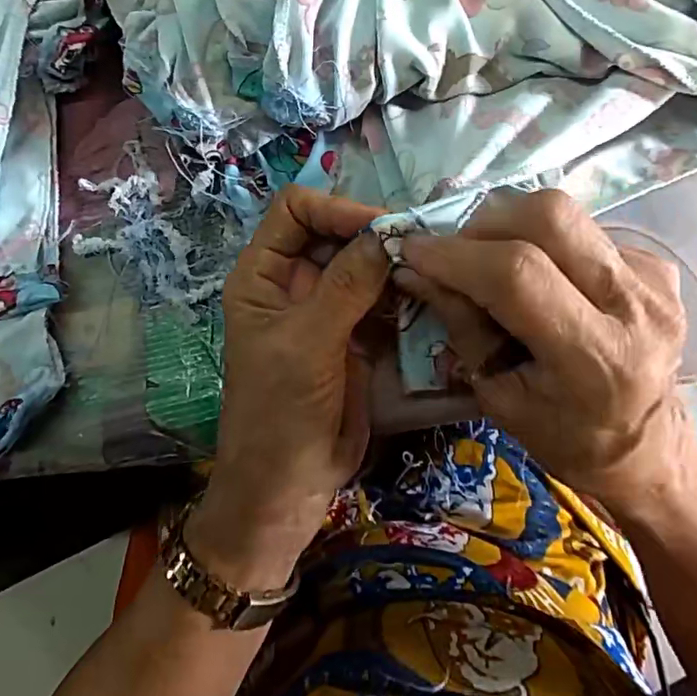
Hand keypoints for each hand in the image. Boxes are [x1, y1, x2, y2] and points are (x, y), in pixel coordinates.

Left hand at [190, 186, 389, 589]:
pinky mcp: (353, 336)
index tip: (382, 228)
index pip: (294, 211)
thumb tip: (387, 232)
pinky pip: (380, 300)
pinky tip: (429, 297)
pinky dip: (402, 296)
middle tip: (424, 246)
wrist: (287, 486)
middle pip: (334, 234)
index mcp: (262, 275)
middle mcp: (291, 283)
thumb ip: (346, 286)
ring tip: (434, 270)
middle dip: (374, 236)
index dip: (335, 209)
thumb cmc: (279, 412)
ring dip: (394, 266)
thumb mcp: (308, 344)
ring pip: (362, 266)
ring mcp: (324, 309)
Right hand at [392, 189, 689, 510]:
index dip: (454, 255)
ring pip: (563, 213)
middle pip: (548, 218)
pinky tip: (539, 277)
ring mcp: (653, 280)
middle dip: (482, 224)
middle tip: (455, 253)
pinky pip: (580, 229)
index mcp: (594, 356)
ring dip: (508, 226)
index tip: (411, 251)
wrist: (645, 447)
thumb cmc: (562, 434)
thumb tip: (411, 269)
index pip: (516, 275)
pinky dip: (540, 242)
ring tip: (489, 261)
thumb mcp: (496, 394)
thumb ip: (459, 325)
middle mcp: (634, 306)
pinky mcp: (656, 265)